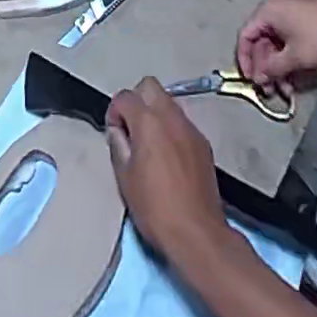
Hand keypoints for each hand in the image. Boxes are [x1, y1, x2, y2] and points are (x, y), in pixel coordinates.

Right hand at [106, 78, 228, 257]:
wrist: (196, 229)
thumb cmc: (154, 207)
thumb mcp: (125, 178)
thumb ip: (118, 145)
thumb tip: (117, 129)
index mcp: (149, 121)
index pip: (126, 96)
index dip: (115, 110)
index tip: (114, 131)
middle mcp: (171, 115)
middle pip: (150, 86)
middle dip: (136, 101)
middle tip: (130, 130)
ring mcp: (191, 126)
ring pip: (168, 101)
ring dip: (155, 113)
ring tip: (149, 145)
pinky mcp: (203, 140)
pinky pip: (182, 122)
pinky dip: (171, 128)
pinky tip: (168, 156)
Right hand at [237, 0, 316, 96]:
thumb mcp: (295, 56)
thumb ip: (272, 68)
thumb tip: (258, 78)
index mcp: (266, 13)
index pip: (244, 37)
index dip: (244, 60)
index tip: (251, 80)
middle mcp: (272, 13)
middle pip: (259, 44)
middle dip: (264, 69)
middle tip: (270, 90)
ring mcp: (286, 18)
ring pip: (273, 47)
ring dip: (276, 69)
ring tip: (284, 90)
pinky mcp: (298, 24)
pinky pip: (284, 44)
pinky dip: (286, 61)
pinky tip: (293, 79)